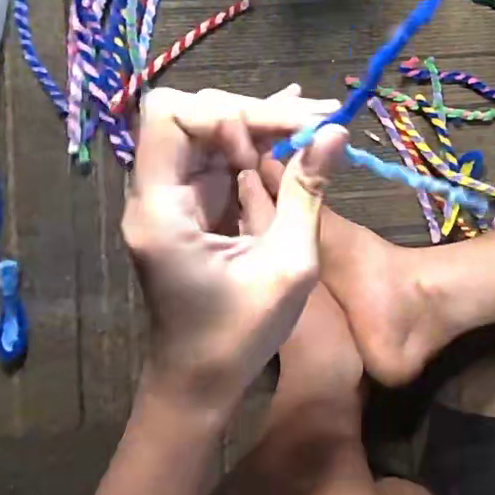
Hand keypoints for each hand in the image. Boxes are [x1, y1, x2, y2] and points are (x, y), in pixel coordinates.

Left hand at [124, 86, 347, 409]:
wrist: (199, 383)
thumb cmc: (238, 336)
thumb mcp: (288, 264)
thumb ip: (306, 191)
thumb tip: (336, 130)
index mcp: (161, 209)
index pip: (169, 117)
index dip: (225, 111)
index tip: (276, 136)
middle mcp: (158, 192)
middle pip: (195, 116)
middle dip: (256, 112)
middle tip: (316, 121)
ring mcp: (176, 195)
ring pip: (213, 129)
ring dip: (264, 121)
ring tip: (320, 118)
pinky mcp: (195, 202)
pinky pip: (223, 153)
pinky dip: (259, 138)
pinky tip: (297, 122)